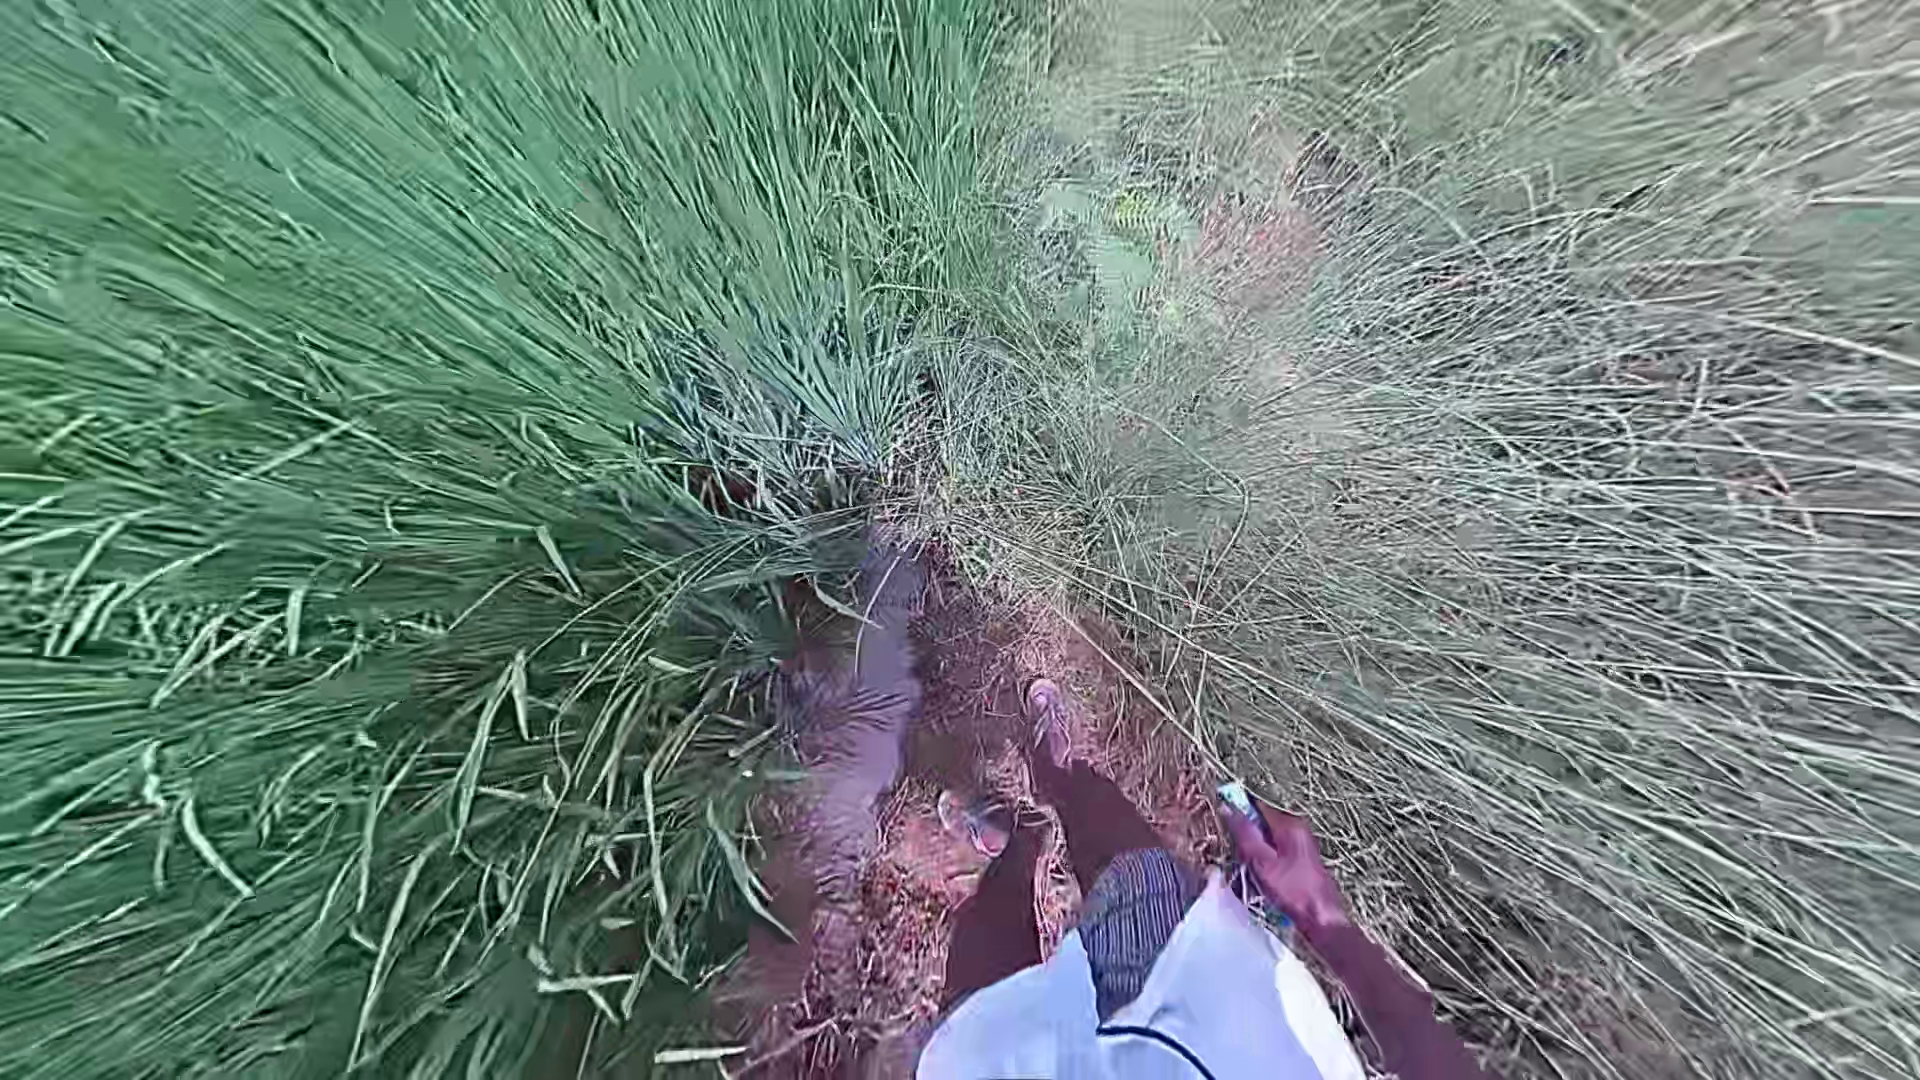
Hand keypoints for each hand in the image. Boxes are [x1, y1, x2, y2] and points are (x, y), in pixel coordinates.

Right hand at [1223, 802, 1348, 930]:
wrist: (1324, 922)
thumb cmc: (1293, 892)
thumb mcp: (1261, 861)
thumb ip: (1244, 833)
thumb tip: (1228, 807)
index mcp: (1289, 824)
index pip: (1255, 804)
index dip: (1239, 814)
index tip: (1229, 830)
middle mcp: (1298, 828)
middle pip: (1261, 821)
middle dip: (1248, 836)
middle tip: (1243, 856)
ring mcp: (1302, 842)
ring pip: (1267, 836)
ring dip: (1256, 849)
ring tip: (1255, 869)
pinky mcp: (1303, 856)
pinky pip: (1276, 847)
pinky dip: (1267, 857)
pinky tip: (1266, 876)